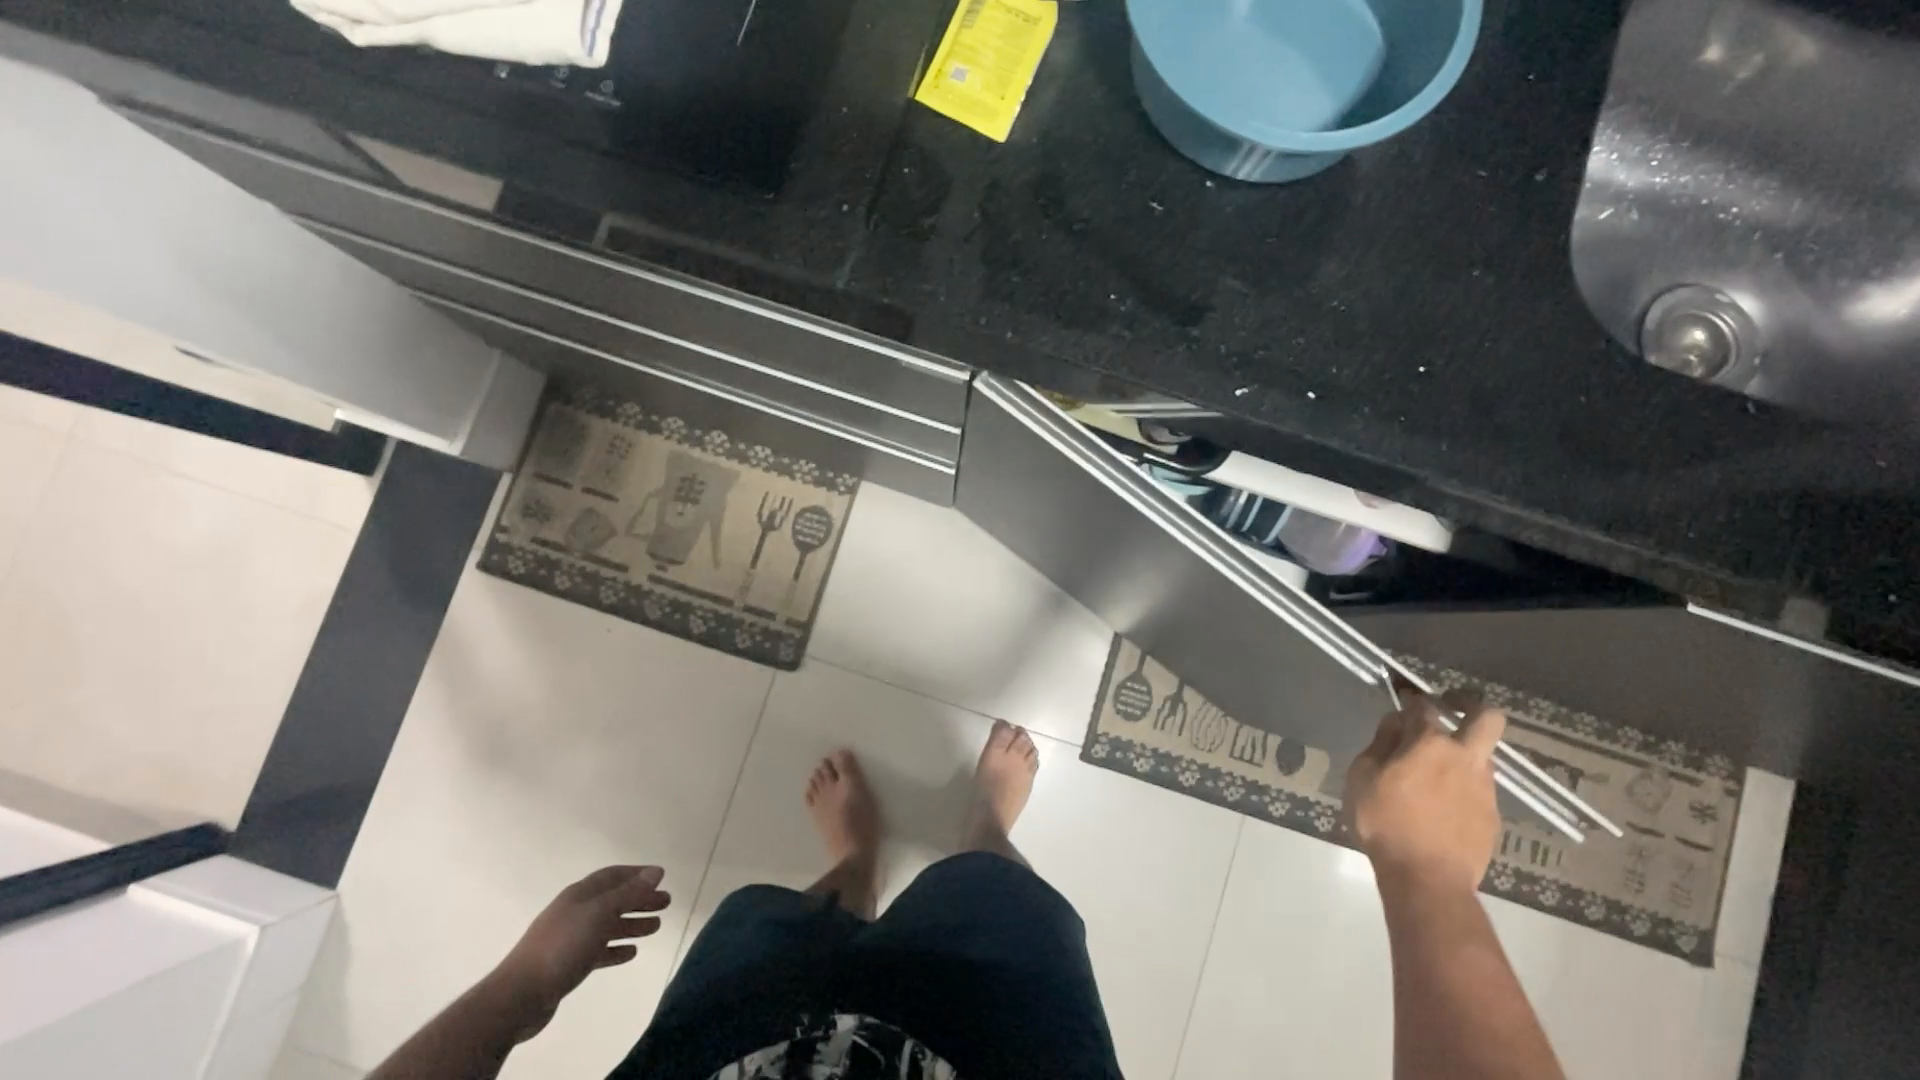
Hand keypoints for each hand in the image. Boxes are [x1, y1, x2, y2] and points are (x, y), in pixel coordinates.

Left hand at [486, 865, 670, 1040]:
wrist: (520, 995)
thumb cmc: (562, 947)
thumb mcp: (600, 914)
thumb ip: (628, 894)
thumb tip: (656, 872)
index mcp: (580, 895)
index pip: (613, 875)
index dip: (637, 874)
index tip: (662, 877)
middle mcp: (575, 912)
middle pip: (613, 900)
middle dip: (640, 899)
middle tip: (666, 903)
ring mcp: (570, 938)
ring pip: (608, 925)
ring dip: (632, 924)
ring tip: (656, 927)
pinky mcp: (568, 964)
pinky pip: (598, 950)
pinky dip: (616, 948)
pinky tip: (631, 953)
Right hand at [1345, 690, 1504, 896]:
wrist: (1428, 878)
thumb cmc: (1385, 822)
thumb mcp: (1362, 778)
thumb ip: (1379, 745)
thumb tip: (1395, 724)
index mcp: (1430, 744)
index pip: (1423, 706)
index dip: (1412, 698)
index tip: (1402, 698)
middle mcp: (1465, 758)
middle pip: (1487, 717)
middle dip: (1472, 705)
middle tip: (1452, 708)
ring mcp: (1485, 788)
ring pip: (1482, 756)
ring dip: (1463, 754)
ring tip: (1434, 775)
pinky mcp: (1493, 817)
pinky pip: (1479, 790)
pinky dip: (1462, 790)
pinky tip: (1441, 809)